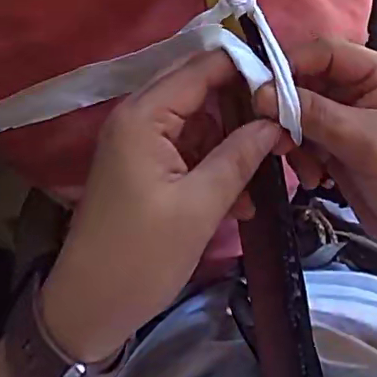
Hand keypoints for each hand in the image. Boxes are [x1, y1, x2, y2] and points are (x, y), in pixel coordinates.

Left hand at [39, 50, 285, 361]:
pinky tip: (244, 200)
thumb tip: (276, 122)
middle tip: (285, 123)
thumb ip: (239, 156)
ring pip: (199, 121)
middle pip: (201, 90)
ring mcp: (140, 141)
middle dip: (243, 105)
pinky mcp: (145, 165)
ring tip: (272, 166)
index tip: (289, 79)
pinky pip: (189, 149)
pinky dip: (216, 166)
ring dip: (233, 142)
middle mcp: (139, 116)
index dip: (246, 67)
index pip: (201, 68)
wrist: (88, 309)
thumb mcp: (200, 207)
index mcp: (144, 115)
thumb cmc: (141, 256)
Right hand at [259, 38, 376, 307]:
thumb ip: (313, 114)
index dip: (291, 65)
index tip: (261, 89)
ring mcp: (346, 118)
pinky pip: (302, 138)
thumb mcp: (365, 142)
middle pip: (306, 81)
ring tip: (305, 167)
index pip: (324, 52)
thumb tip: (261, 93)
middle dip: (288, 108)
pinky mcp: (335, 146)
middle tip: (274, 135)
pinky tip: (314, 178)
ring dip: (293, 138)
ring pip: (298, 111)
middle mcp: (359, 89)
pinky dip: (300, 156)